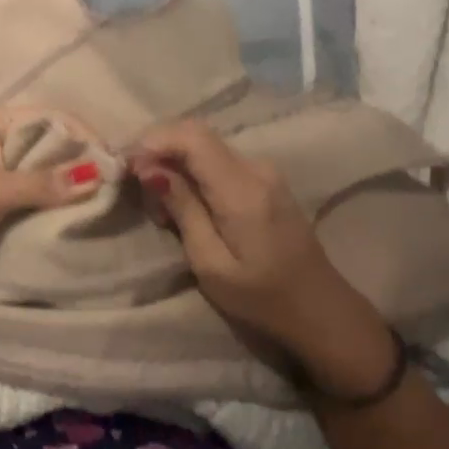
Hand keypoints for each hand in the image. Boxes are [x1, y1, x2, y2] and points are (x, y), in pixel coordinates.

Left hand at [0, 109, 103, 320]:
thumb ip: (43, 183)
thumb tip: (98, 174)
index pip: (49, 117)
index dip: (82, 134)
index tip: (112, 161)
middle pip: (52, 145)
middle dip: (82, 163)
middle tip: (118, 186)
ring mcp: (0, 177)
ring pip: (47, 175)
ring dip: (73, 188)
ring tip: (109, 204)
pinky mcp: (1, 207)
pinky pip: (38, 201)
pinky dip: (59, 207)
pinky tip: (84, 218)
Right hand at [129, 120, 397, 398]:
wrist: (322, 313)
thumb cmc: (263, 299)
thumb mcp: (211, 263)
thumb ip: (182, 209)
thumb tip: (150, 168)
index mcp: (243, 189)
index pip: (192, 136)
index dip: (153, 141)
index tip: (127, 167)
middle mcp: (256, 168)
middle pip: (196, 136)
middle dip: (158, 152)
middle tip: (138, 191)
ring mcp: (265, 172)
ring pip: (204, 147)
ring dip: (174, 165)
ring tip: (160, 208)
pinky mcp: (266, 181)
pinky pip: (218, 162)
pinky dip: (192, 174)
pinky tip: (184, 207)